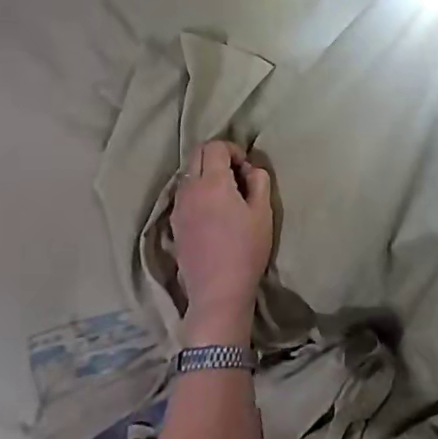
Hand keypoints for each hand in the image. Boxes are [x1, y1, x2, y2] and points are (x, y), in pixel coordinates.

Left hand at [169, 141, 271, 348]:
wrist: (218, 292)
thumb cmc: (246, 249)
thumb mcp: (263, 212)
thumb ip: (259, 181)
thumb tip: (250, 169)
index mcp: (211, 182)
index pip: (215, 146)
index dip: (233, 149)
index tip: (246, 167)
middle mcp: (189, 190)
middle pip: (197, 155)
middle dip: (217, 157)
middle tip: (237, 176)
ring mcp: (178, 208)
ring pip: (188, 174)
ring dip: (206, 174)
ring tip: (226, 195)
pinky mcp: (174, 225)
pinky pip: (184, 194)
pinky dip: (198, 191)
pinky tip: (213, 213)